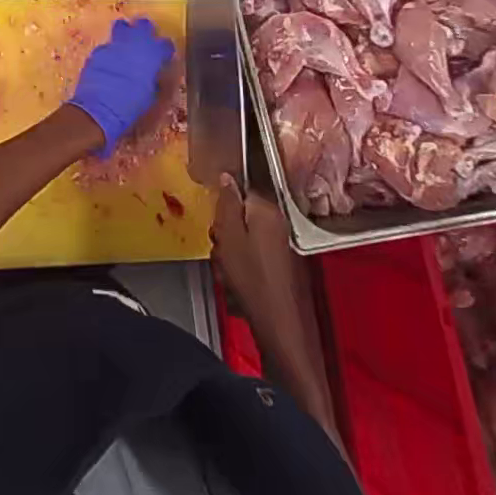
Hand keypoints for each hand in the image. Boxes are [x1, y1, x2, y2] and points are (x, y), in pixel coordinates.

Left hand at [67, 18, 173, 153]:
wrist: (98, 110)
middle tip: (145, 42)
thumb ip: (158, 80)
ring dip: (125, 33)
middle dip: (145, 31)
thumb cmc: (131, 106)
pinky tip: (109, 62)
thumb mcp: (152, 97)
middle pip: (143, 25)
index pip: (165, 44)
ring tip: (125, 45)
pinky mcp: (97, 52)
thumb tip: (159, 74)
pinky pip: (107, 46)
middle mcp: (133, 44)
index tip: (164, 57)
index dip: (165, 51)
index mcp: (152, 54)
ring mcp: (113, 45)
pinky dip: (111, 50)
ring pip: (122, 27)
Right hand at [211, 174, 308, 326]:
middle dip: (224, 231)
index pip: (239, 191)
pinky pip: (251, 253)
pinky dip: (240, 264)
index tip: (216, 225)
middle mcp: (277, 221)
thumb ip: (227, 203)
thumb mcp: (229, 235)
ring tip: (227, 268)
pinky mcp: (278, 261)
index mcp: (266, 210)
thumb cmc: (250, 276)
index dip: (222, 208)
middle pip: (240, 215)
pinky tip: (236, 279)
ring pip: (243, 235)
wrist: (276, 318)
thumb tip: (227, 177)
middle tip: (220, 248)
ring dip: (230, 250)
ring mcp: (279, 242)